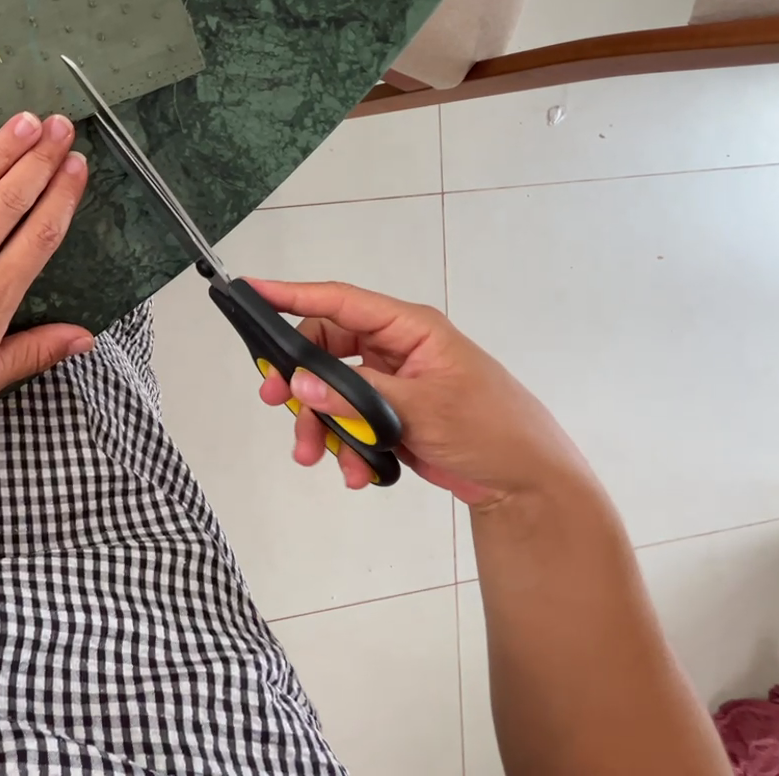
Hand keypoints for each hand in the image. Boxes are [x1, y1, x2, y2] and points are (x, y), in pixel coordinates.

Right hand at [245, 280, 594, 509]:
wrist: (527, 487)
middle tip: (273, 400)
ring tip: (314, 455)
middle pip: (323, 350)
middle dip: (299, 381)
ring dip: (318, 424)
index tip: (251, 290)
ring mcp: (387, 382)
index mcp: (408, 328)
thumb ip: (355, 394)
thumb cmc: (492, 430)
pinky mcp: (384, 414)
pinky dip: (341, 444)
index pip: (339, 301)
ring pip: (328, 391)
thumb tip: (299, 384)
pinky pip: (345, 420)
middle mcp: (392, 348)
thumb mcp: (421, 408)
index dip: (292, 293)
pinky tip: (353, 471)